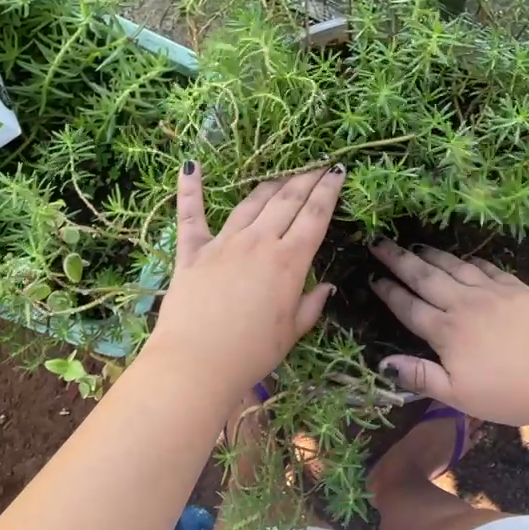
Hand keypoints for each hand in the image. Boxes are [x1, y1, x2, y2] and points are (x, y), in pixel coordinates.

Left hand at [146, 163, 342, 389]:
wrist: (195, 364)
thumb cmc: (250, 354)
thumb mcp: (292, 333)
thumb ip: (311, 305)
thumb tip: (326, 286)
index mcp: (289, 261)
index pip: (315, 215)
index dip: (329, 190)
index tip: (338, 171)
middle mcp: (259, 242)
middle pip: (287, 200)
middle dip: (306, 179)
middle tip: (318, 166)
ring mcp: (224, 243)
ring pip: (251, 202)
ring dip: (270, 184)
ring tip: (283, 175)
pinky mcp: (192, 251)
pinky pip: (190, 214)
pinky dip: (189, 187)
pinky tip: (190, 165)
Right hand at [369, 240, 528, 425]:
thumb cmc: (507, 394)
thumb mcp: (458, 396)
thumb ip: (420, 377)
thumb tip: (383, 363)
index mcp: (447, 332)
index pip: (409, 307)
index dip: (389, 292)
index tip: (372, 277)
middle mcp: (464, 304)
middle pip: (425, 277)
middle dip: (398, 259)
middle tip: (378, 241)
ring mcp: (491, 292)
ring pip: (454, 266)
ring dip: (432, 254)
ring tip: (415, 246)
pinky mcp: (515, 287)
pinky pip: (486, 267)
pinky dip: (469, 260)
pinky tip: (462, 258)